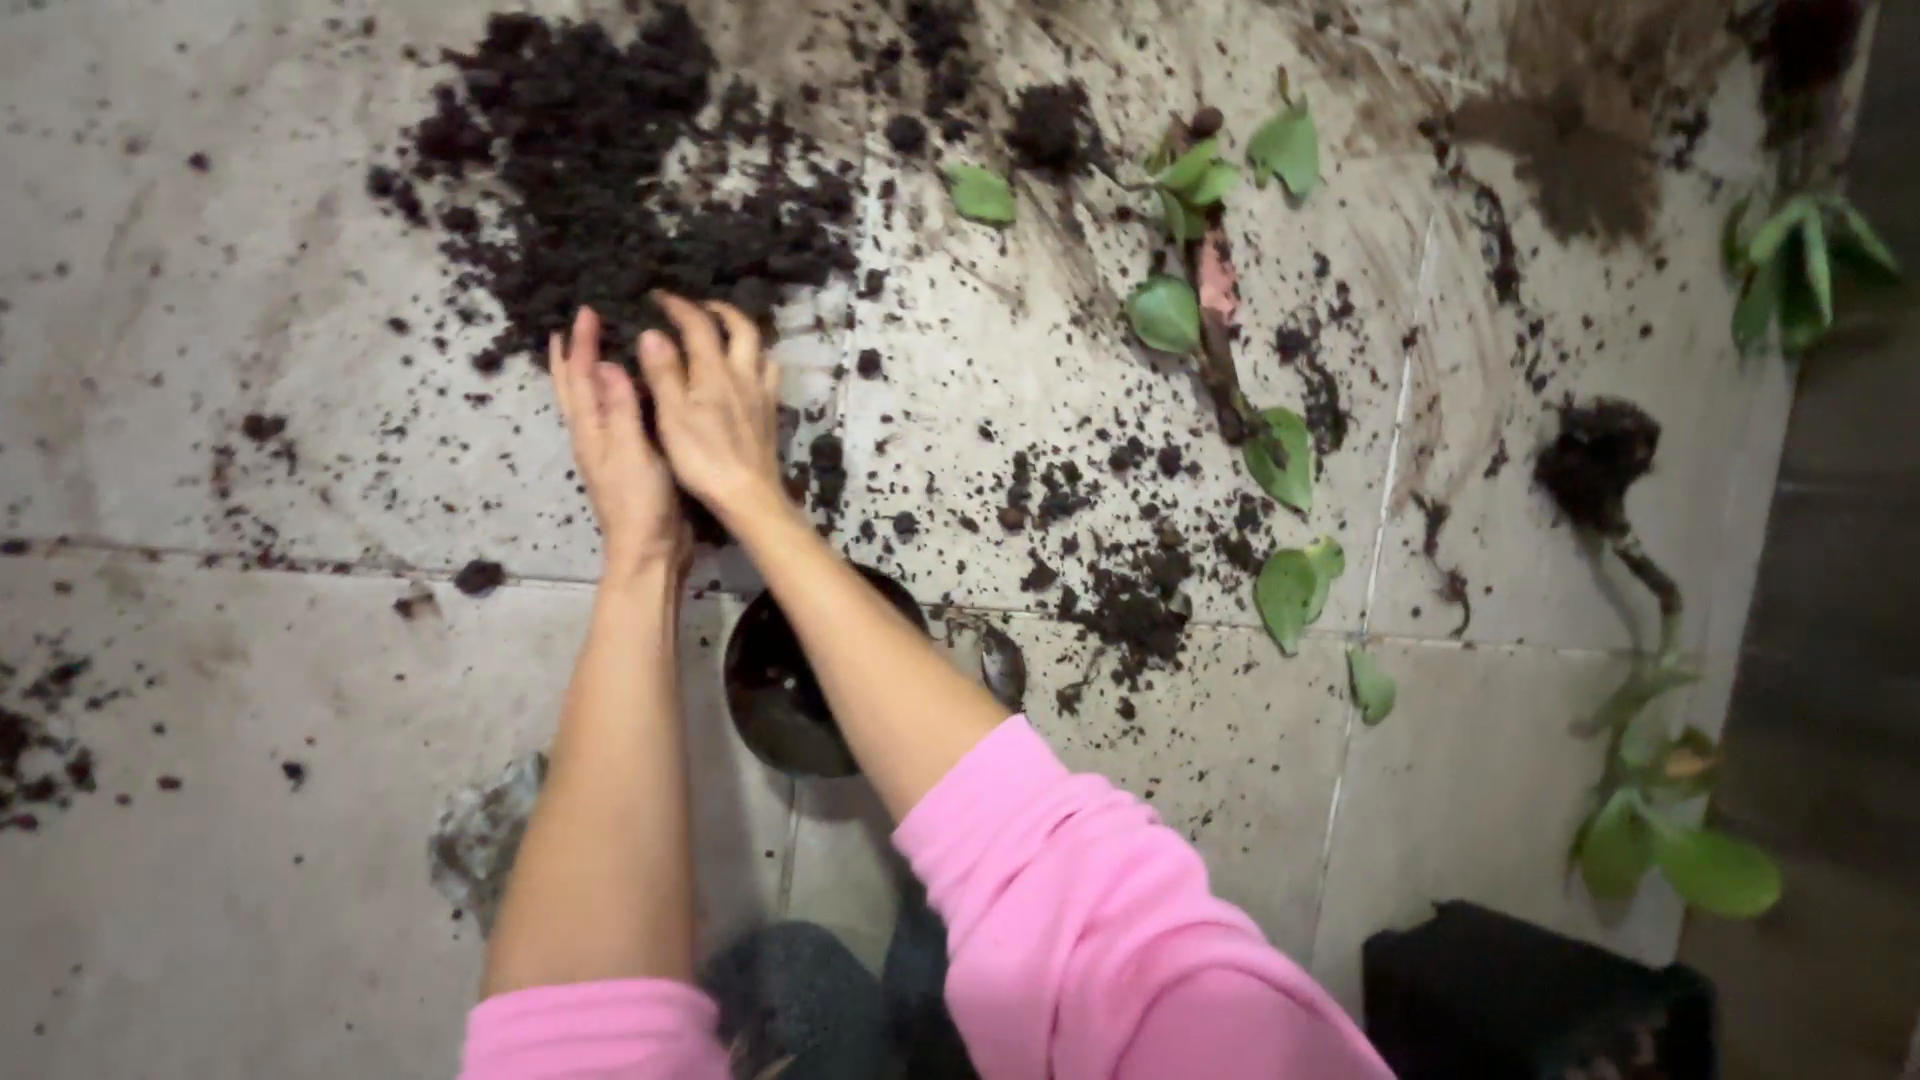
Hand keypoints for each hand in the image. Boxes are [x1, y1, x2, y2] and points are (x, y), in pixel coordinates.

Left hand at [550, 306, 689, 577]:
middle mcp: (595, 436)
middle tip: (581, 324)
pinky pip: (618, 416)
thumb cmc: (641, 502)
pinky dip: (619, 395)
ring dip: (592, 372)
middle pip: (575, 388)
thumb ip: (620, 409)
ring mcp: (611, 450)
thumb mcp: (631, 452)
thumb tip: (606, 364)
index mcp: (590, 432)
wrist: (651, 549)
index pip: (579, 378)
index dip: (581, 344)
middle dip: (574, 354)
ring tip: (600, 348)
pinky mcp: (631, 460)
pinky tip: (635, 392)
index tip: (586, 311)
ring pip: (594, 401)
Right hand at [635, 292, 789, 529]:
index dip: (679, 306)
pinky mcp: (771, 415)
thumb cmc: (704, 458)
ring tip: (726, 337)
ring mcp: (762, 395)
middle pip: (743, 329)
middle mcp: (745, 376)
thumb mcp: (672, 415)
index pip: (699, 325)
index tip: (660, 298)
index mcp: (716, 372)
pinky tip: (747, 375)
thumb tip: (653, 333)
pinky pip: (769, 376)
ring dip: (744, 336)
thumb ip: (664, 372)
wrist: (749, 494)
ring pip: (762, 351)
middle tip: (701, 308)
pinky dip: (757, 363)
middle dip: (721, 312)